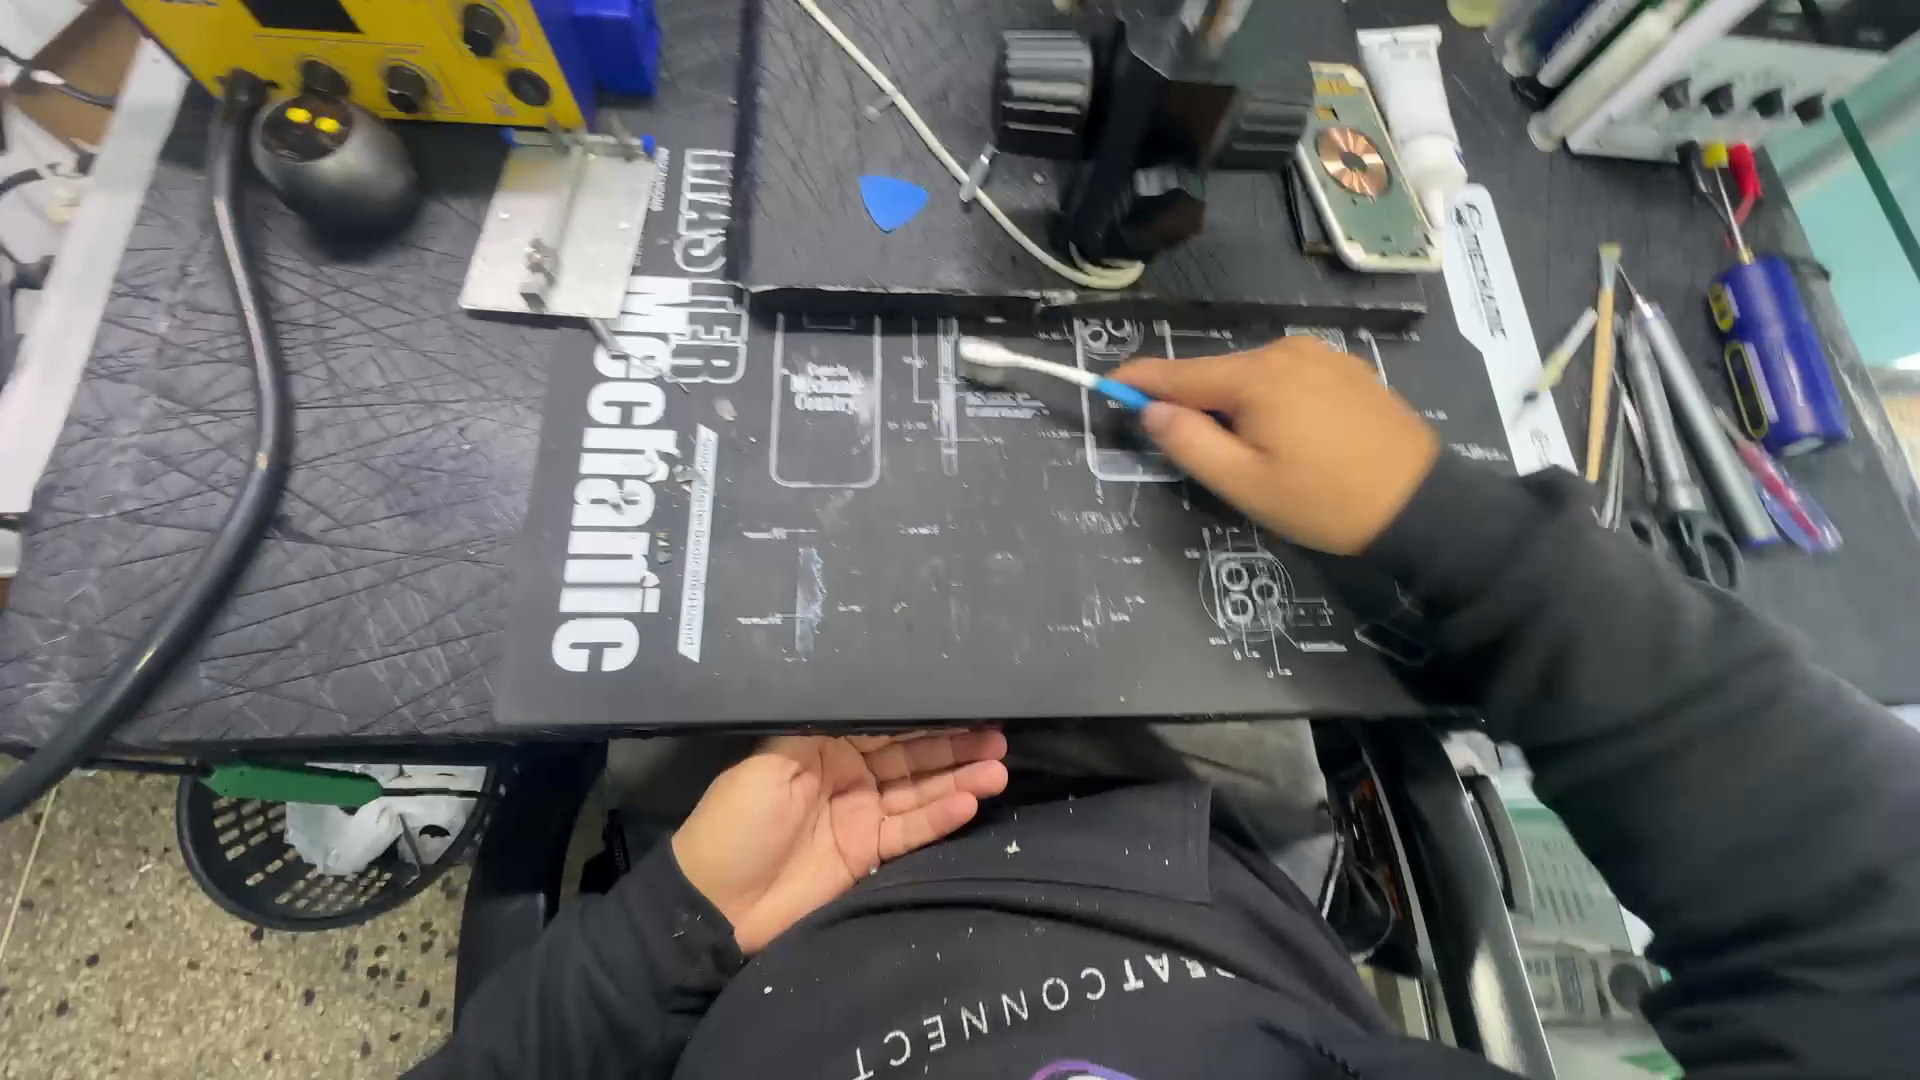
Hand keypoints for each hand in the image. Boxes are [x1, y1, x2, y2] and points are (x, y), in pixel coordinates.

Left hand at [671, 731, 1008, 953]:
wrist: (714, 905)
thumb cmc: (738, 822)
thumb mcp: (772, 761)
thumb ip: (823, 728)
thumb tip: (867, 694)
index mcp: (823, 745)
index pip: (885, 724)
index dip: (924, 716)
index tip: (965, 705)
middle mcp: (849, 773)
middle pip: (911, 755)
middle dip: (954, 746)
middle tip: (998, 736)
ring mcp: (861, 814)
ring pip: (919, 791)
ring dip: (958, 780)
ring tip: (998, 768)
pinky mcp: (868, 852)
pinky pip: (911, 829)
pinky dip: (940, 816)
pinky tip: (970, 802)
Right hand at [1114, 338, 1440, 554]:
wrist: (1421, 506)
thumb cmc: (1323, 501)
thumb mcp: (1243, 484)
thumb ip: (1189, 443)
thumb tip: (1151, 411)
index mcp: (1257, 377)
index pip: (1178, 373)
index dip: (1137, 380)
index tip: (1105, 385)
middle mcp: (1287, 351)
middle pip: (1215, 375)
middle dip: (1194, 405)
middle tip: (1201, 456)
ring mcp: (1321, 355)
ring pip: (1250, 377)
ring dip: (1233, 407)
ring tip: (1254, 455)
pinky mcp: (1345, 369)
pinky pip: (1284, 378)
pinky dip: (1267, 401)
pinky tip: (1289, 438)